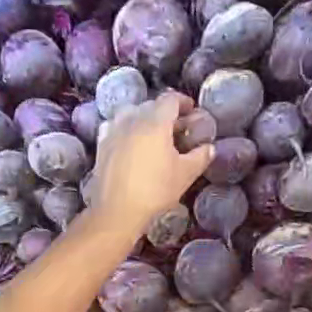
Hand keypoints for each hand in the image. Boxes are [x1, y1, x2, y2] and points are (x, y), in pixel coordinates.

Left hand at [92, 91, 212, 236]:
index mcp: (155, 122)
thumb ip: (200, 157)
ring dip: (143, 117)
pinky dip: (125, 127)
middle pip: (150, 105)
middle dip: (165, 112)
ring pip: (130, 112)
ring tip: (152, 132)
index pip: (170, 100)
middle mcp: (132, 119)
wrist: (117, 211)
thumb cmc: (155, 190)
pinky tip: (129, 140)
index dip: (183, 102)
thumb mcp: (185, 174)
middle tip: (176, 127)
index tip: (191, 111)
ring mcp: (113, 130)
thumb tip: (209, 147)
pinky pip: (114, 126)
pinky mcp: (101, 144)